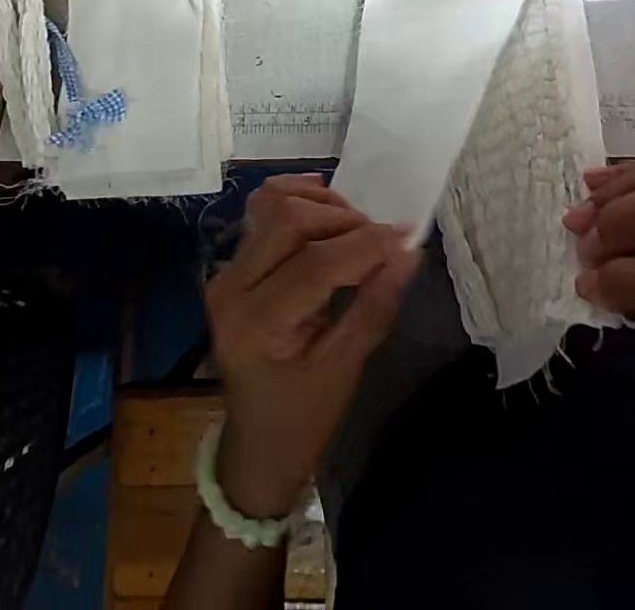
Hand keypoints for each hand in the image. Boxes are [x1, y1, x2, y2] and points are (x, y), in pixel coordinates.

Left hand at [205, 175, 417, 517]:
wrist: (257, 439)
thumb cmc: (303, 416)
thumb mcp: (345, 368)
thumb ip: (375, 305)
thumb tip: (408, 252)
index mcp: (256, 325)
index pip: (315, 264)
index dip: (366, 244)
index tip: (408, 237)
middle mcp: (231, 287)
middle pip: (290, 220)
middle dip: (347, 220)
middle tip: (384, 241)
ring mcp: (226, 270)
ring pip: (275, 205)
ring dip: (326, 206)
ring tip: (359, 231)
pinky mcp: (234, 262)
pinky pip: (262, 210)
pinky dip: (297, 195)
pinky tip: (326, 202)